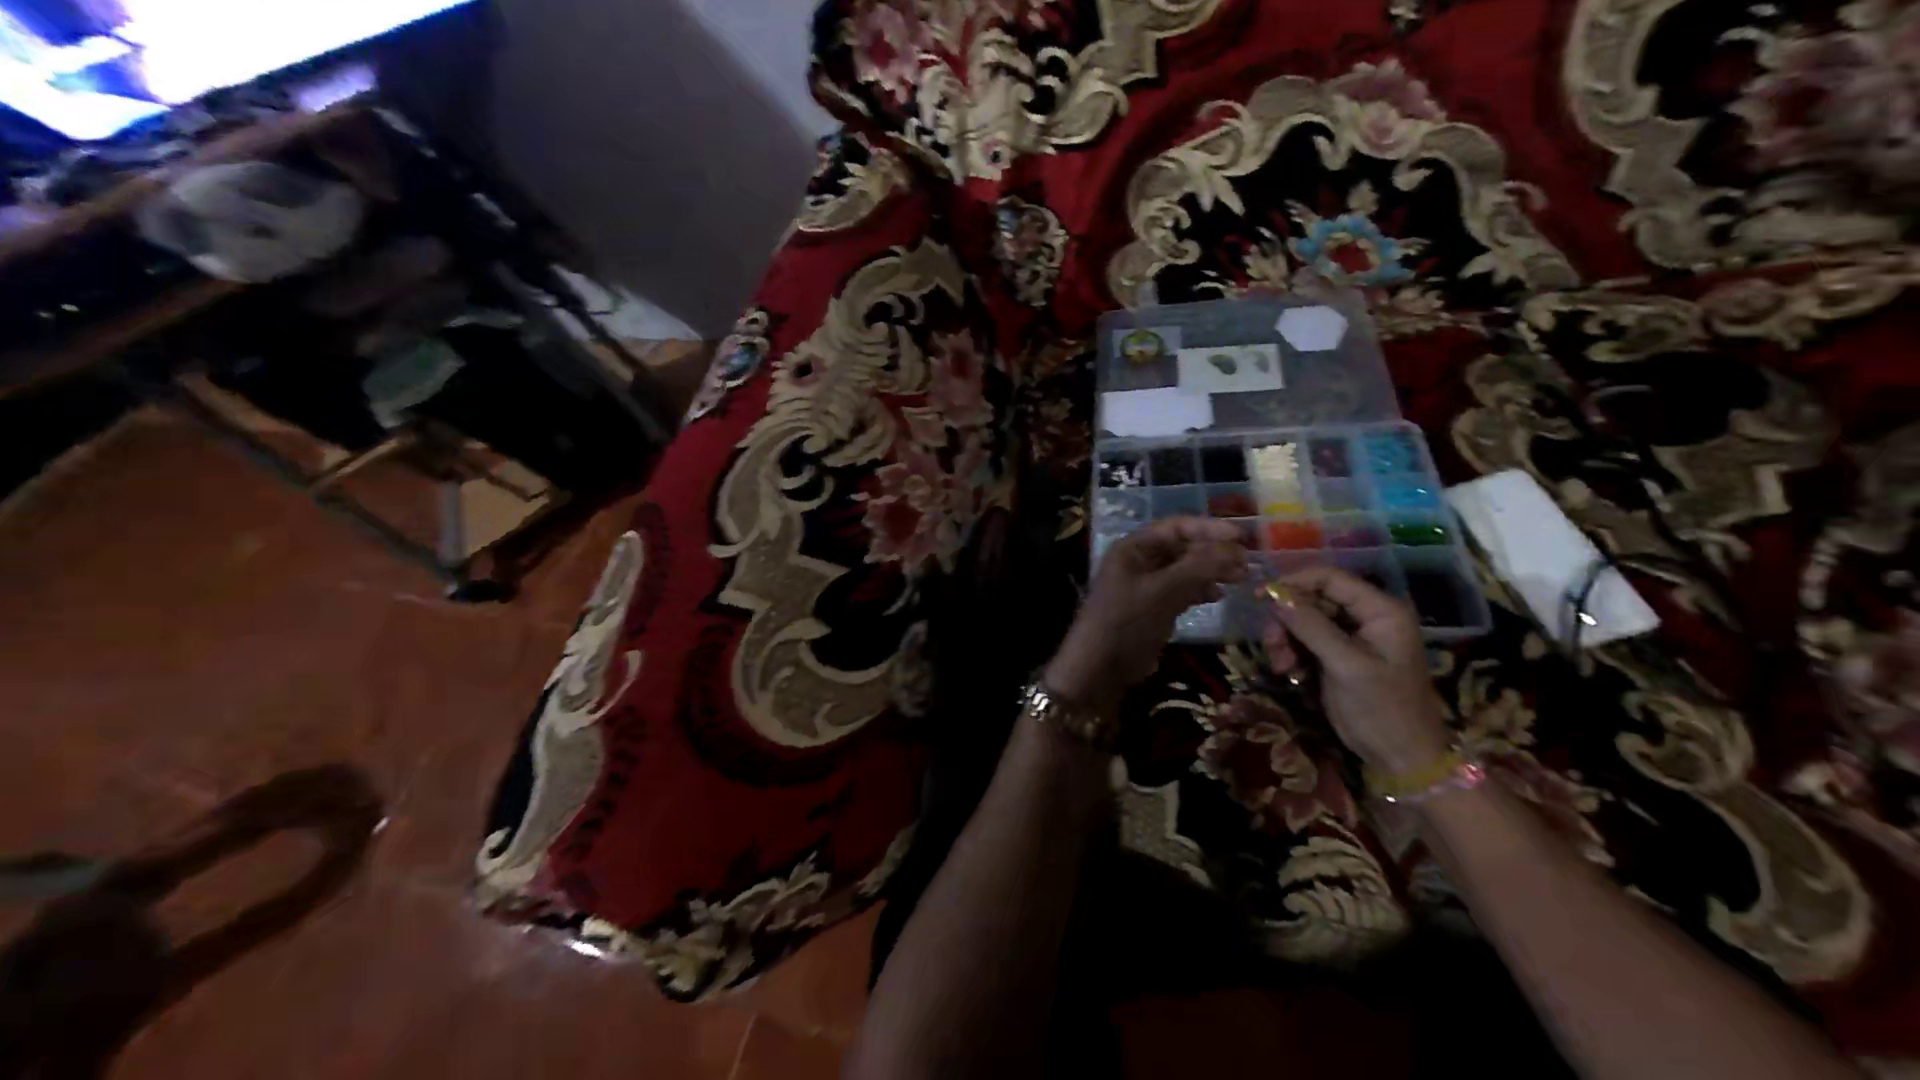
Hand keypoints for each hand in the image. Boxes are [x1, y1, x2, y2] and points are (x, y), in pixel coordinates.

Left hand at [1045, 517, 1248, 711]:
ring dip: (1211, 571)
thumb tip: (1237, 549)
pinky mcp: (1153, 607)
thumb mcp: (1164, 591)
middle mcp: (1139, 561)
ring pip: (1185, 570)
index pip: (1176, 526)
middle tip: (1248, 560)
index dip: (1210, 528)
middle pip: (1182, 547)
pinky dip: (1200, 590)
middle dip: (1214, 551)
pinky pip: (1181, 590)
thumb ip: (1199, 567)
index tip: (1243, 536)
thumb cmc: (1126, 621)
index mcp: (1133, 547)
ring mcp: (1145, 585)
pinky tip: (1218, 596)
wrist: (1099, 668)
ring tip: (1240, 578)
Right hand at [1261, 566, 1450, 775]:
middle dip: (1288, 620)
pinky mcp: (1341, 655)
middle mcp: (1368, 617)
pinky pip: (1307, 641)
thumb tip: (1276, 597)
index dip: (1294, 582)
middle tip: (1271, 645)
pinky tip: (1290, 674)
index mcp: (1381, 611)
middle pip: (1314, 599)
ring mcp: (1354, 637)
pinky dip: (1293, 654)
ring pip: (1305, 621)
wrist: (1402, 757)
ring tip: (1281, 666)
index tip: (1261, 596)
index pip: (1331, 578)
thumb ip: (1312, 628)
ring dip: (1286, 640)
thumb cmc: (1382, 709)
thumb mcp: (1346, 666)